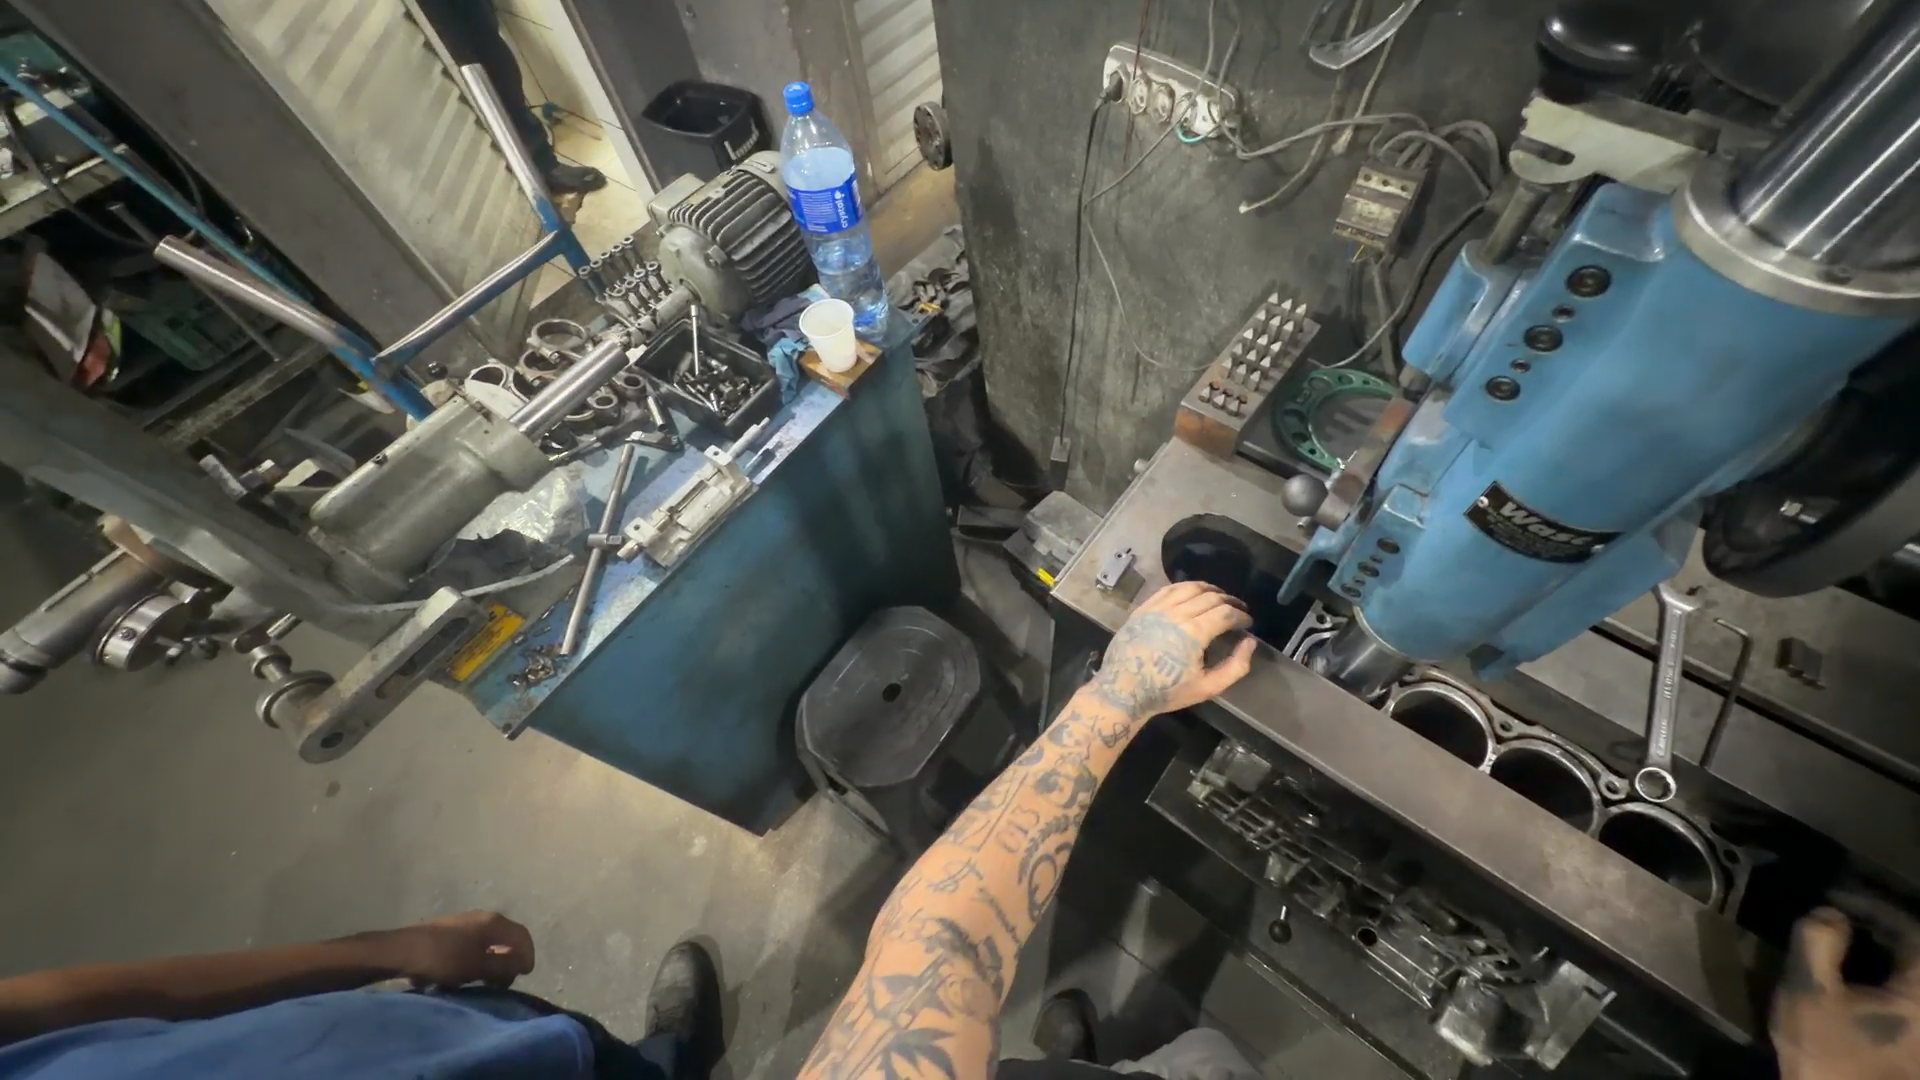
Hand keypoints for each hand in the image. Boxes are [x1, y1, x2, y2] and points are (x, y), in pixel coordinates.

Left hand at [382, 911, 535, 988]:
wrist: (400, 951)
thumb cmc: (444, 959)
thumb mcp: (477, 967)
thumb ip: (504, 966)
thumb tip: (521, 964)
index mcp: (495, 922)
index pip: (522, 936)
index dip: (528, 955)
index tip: (525, 974)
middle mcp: (484, 916)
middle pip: (506, 937)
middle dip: (508, 959)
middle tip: (504, 980)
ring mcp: (464, 922)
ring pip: (487, 941)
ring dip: (491, 959)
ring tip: (483, 979)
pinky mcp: (447, 930)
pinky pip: (471, 944)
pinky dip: (475, 957)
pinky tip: (463, 972)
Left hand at [1090, 582, 1256, 718]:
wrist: (1124, 690)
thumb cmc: (1167, 692)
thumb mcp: (1207, 687)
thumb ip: (1235, 666)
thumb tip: (1249, 642)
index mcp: (1193, 632)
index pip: (1225, 612)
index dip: (1241, 615)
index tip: (1248, 622)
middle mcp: (1175, 614)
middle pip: (1209, 597)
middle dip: (1229, 601)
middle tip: (1238, 609)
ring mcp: (1156, 609)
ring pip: (1188, 588)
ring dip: (1208, 589)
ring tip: (1219, 597)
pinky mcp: (1143, 609)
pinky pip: (1167, 589)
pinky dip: (1184, 587)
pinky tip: (1192, 593)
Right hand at [1773, 908, 1919, 1079]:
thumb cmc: (1827, 1044)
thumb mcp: (1808, 988)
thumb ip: (1818, 942)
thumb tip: (1830, 912)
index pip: (1915, 933)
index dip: (1876, 907)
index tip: (1834, 896)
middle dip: (1886, 925)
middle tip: (1842, 910)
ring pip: (1918, 972)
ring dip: (1892, 948)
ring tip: (1851, 933)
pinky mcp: (1919, 1035)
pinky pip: (1913, 989)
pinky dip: (1895, 970)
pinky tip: (1865, 968)